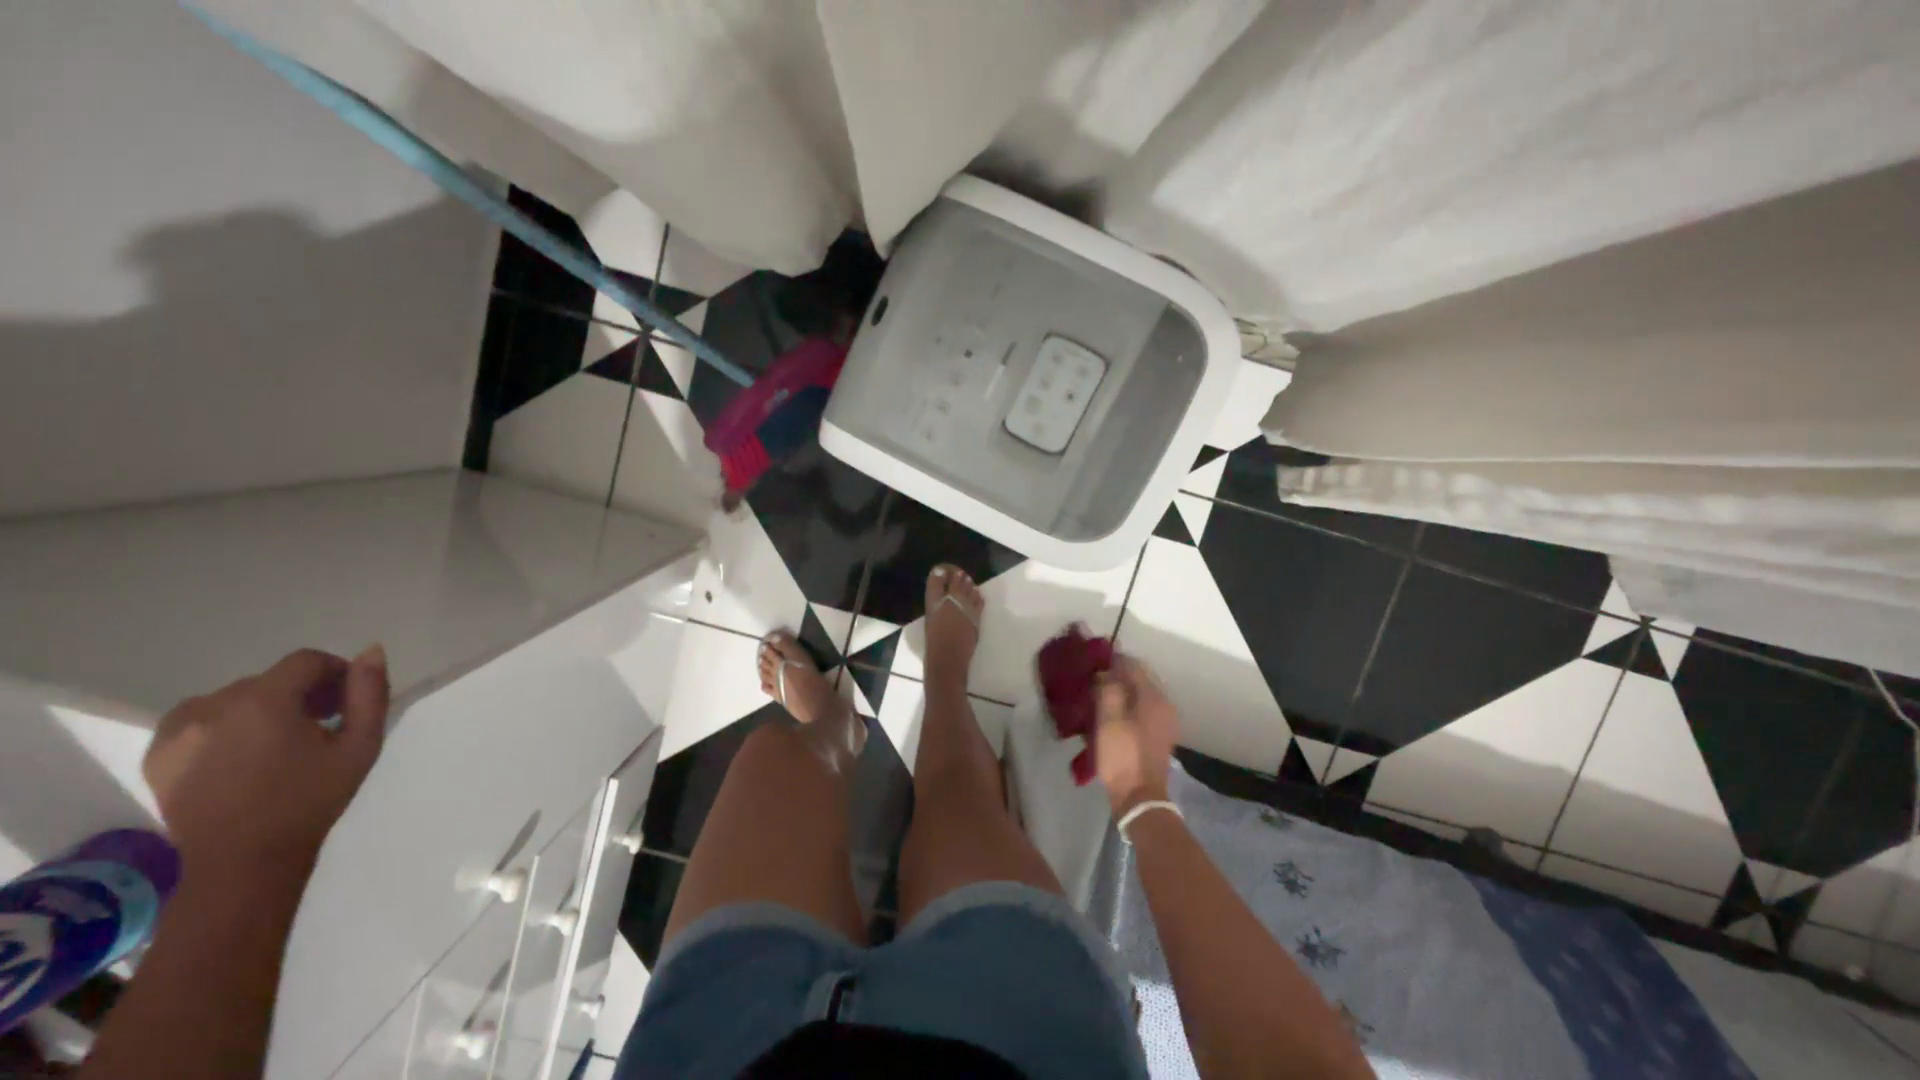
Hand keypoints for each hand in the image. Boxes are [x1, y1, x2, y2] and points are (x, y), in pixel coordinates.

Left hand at [142, 646, 389, 879]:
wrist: (243, 862)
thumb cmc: (310, 803)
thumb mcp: (359, 748)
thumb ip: (369, 695)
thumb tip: (371, 651)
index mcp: (265, 701)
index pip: (306, 662)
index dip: (333, 675)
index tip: (345, 703)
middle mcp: (214, 705)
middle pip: (269, 680)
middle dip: (298, 696)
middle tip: (318, 729)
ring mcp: (178, 729)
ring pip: (233, 698)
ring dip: (260, 710)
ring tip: (276, 746)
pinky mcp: (157, 752)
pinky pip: (198, 719)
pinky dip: (222, 727)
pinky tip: (240, 756)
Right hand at [1093, 655, 1178, 815]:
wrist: (1140, 797)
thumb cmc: (1122, 755)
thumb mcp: (1109, 720)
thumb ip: (1108, 689)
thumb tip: (1107, 671)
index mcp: (1154, 698)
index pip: (1134, 666)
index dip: (1114, 660)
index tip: (1094, 659)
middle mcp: (1165, 706)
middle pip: (1140, 680)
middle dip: (1118, 675)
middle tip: (1094, 677)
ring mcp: (1165, 723)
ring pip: (1142, 696)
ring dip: (1122, 692)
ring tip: (1100, 695)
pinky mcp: (1160, 737)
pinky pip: (1143, 711)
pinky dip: (1128, 707)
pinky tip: (1112, 714)